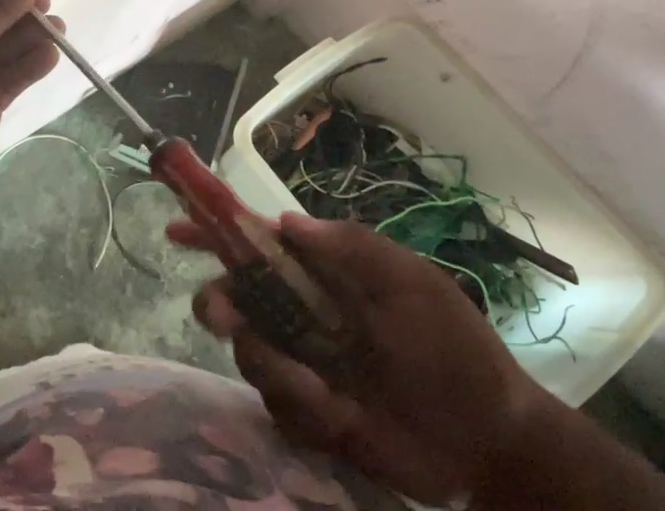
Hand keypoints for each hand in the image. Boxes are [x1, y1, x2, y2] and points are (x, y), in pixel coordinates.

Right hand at [173, 212, 549, 503]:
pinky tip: (337, 411)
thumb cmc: (454, 348)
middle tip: (224, 318)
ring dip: (270, 363)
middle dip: (219, 304)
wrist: (489, 441)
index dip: (213, 232)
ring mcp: (302, 363)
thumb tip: (282, 221)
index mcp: (323, 275)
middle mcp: (301, 313)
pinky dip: (298, 403)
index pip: (256, 244)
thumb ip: (350, 246)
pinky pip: (274, 401)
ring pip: (247, 352)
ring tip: (316, 386)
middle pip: (232, 297)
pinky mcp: (307, 411)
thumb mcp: (412, 283)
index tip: (175, 230)